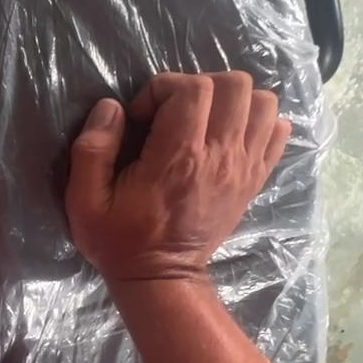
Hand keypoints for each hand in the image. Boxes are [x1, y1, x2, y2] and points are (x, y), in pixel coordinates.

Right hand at [64, 71, 288, 286]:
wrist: (161, 277)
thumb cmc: (118, 240)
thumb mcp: (84, 201)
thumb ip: (92, 150)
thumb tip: (111, 108)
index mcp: (177, 158)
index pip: (191, 89)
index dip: (160, 89)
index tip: (140, 117)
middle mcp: (220, 156)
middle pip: (234, 85)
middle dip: (196, 86)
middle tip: (170, 112)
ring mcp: (245, 166)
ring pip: (262, 100)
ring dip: (230, 99)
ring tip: (200, 119)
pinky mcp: (256, 176)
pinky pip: (278, 127)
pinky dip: (256, 119)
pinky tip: (226, 134)